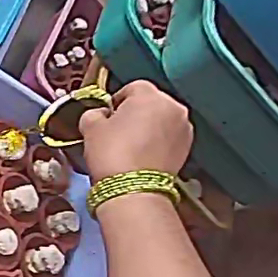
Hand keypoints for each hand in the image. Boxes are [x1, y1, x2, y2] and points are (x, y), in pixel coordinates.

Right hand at [77, 79, 192, 179]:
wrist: (132, 189)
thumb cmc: (111, 154)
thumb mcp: (90, 128)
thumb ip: (94, 113)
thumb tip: (100, 115)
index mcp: (149, 96)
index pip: (132, 87)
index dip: (116, 101)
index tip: (106, 116)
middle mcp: (172, 107)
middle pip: (151, 102)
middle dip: (135, 113)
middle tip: (117, 132)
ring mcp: (183, 127)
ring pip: (162, 120)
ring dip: (148, 127)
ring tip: (130, 146)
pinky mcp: (187, 147)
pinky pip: (169, 137)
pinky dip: (157, 142)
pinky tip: (141, 156)